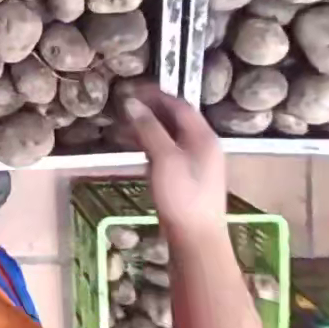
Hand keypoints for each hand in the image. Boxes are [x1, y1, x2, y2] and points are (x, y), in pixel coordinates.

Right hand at [120, 85, 233, 257]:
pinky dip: (151, 143)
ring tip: (124, 124)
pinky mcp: (189, 177)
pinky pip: (168, 150)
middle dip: (151, 109)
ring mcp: (198, 163)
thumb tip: (131, 102)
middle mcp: (204, 146)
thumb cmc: (181, 195)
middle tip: (125, 105)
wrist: (197, 238)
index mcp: (204, 137)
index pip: (179, 105)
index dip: (156, 94)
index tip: (132, 89)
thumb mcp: (164, 158)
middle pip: (176, 118)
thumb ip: (148, 128)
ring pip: (171, 135)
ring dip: (148, 126)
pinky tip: (135, 147)